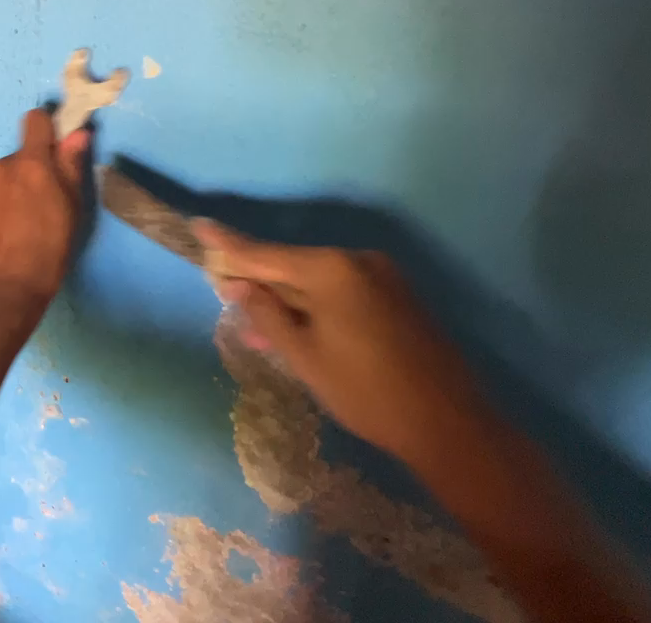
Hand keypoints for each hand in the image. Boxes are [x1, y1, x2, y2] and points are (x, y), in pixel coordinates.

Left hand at [0, 108, 90, 309]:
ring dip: (10, 193)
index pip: (35, 120)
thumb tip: (77, 132)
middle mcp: (1, 167)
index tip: (55, 149)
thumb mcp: (72, 209)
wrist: (2, 290)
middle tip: (41, 207)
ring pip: (0, 180)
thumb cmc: (48, 251)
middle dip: (31, 173)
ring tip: (18, 228)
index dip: (47, 129)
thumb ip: (71, 166)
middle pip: (20, 157)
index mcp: (31, 163)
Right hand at [195, 221, 493, 466]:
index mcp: (331, 268)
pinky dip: (316, 305)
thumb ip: (266, 313)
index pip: (266, 253)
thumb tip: (237, 284)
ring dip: (288, 299)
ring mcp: (382, 275)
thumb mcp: (304, 356)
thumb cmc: (366, 392)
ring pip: (317, 280)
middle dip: (260, 281)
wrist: (450, 426)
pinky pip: (342, 290)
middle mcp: (357, 259)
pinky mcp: (397, 295)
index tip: (199, 225)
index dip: (229, 245)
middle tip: (227, 294)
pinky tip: (299, 329)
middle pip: (292, 264)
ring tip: (261, 328)